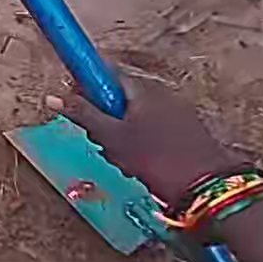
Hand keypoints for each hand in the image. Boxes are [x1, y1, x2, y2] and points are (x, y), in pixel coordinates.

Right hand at [59, 74, 245, 205]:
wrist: (210, 189)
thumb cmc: (154, 157)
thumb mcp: (110, 135)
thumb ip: (81, 113)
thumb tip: (52, 96)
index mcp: (142, 90)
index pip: (105, 72)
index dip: (84, 83)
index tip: (71, 101)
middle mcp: (162, 95)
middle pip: (117, 96)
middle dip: (101, 115)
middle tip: (95, 137)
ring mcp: (177, 114)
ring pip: (132, 116)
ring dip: (118, 132)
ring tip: (117, 155)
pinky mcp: (185, 133)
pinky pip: (150, 129)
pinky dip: (136, 141)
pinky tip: (136, 162)